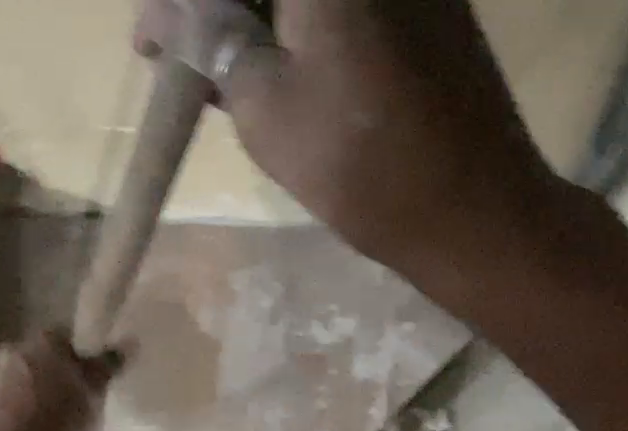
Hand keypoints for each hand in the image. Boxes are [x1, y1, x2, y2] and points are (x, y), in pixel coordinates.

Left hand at [0, 328, 117, 430]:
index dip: (81, 355)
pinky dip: (30, 407)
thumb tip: (128, 344)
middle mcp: (17, 349)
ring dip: (42, 390)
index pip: (66, 336)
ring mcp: (0, 377)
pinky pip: (18, 399)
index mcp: (43, 338)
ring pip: (29, 377)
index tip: (92, 375)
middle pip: (44, 356)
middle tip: (79, 393)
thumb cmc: (60, 411)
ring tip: (63, 413)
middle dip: (58, 371)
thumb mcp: (93, 388)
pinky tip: (43, 425)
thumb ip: (108, 365)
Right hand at [134, 0, 572, 268]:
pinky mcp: (428, 5)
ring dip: (257, 18)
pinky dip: (301, 25)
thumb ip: (215, 44)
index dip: (182, 4)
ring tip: (224, 73)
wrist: (474, 212)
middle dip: (217, 9)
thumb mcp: (264, 107)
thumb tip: (175, 17)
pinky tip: (276, 67)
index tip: (153, 42)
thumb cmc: (360, 165)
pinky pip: (346, 5)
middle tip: (185, 58)